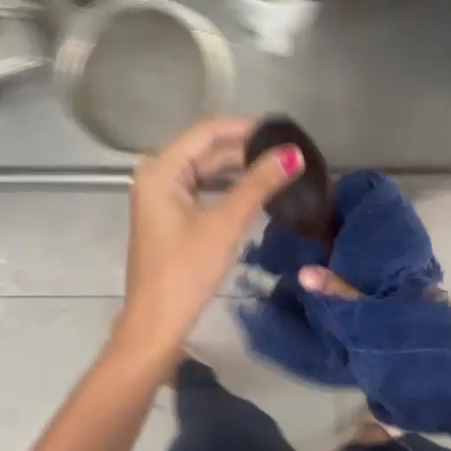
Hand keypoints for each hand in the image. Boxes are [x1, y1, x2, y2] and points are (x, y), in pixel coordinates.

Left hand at [111, 118, 301, 362]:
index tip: (283, 130)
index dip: (246, 127)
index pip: (207, 131)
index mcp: (161, 169)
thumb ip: (259, 184)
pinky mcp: (170, 216)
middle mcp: (157, 175)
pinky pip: (203, 189)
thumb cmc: (186, 271)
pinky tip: (257, 191)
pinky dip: (228, 187)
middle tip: (288, 152)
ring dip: (239, 169)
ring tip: (280, 168)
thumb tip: (293, 153)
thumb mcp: (226, 224)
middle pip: (206, 149)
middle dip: (245, 149)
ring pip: (206, 170)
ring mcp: (161, 196)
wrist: (156, 324)